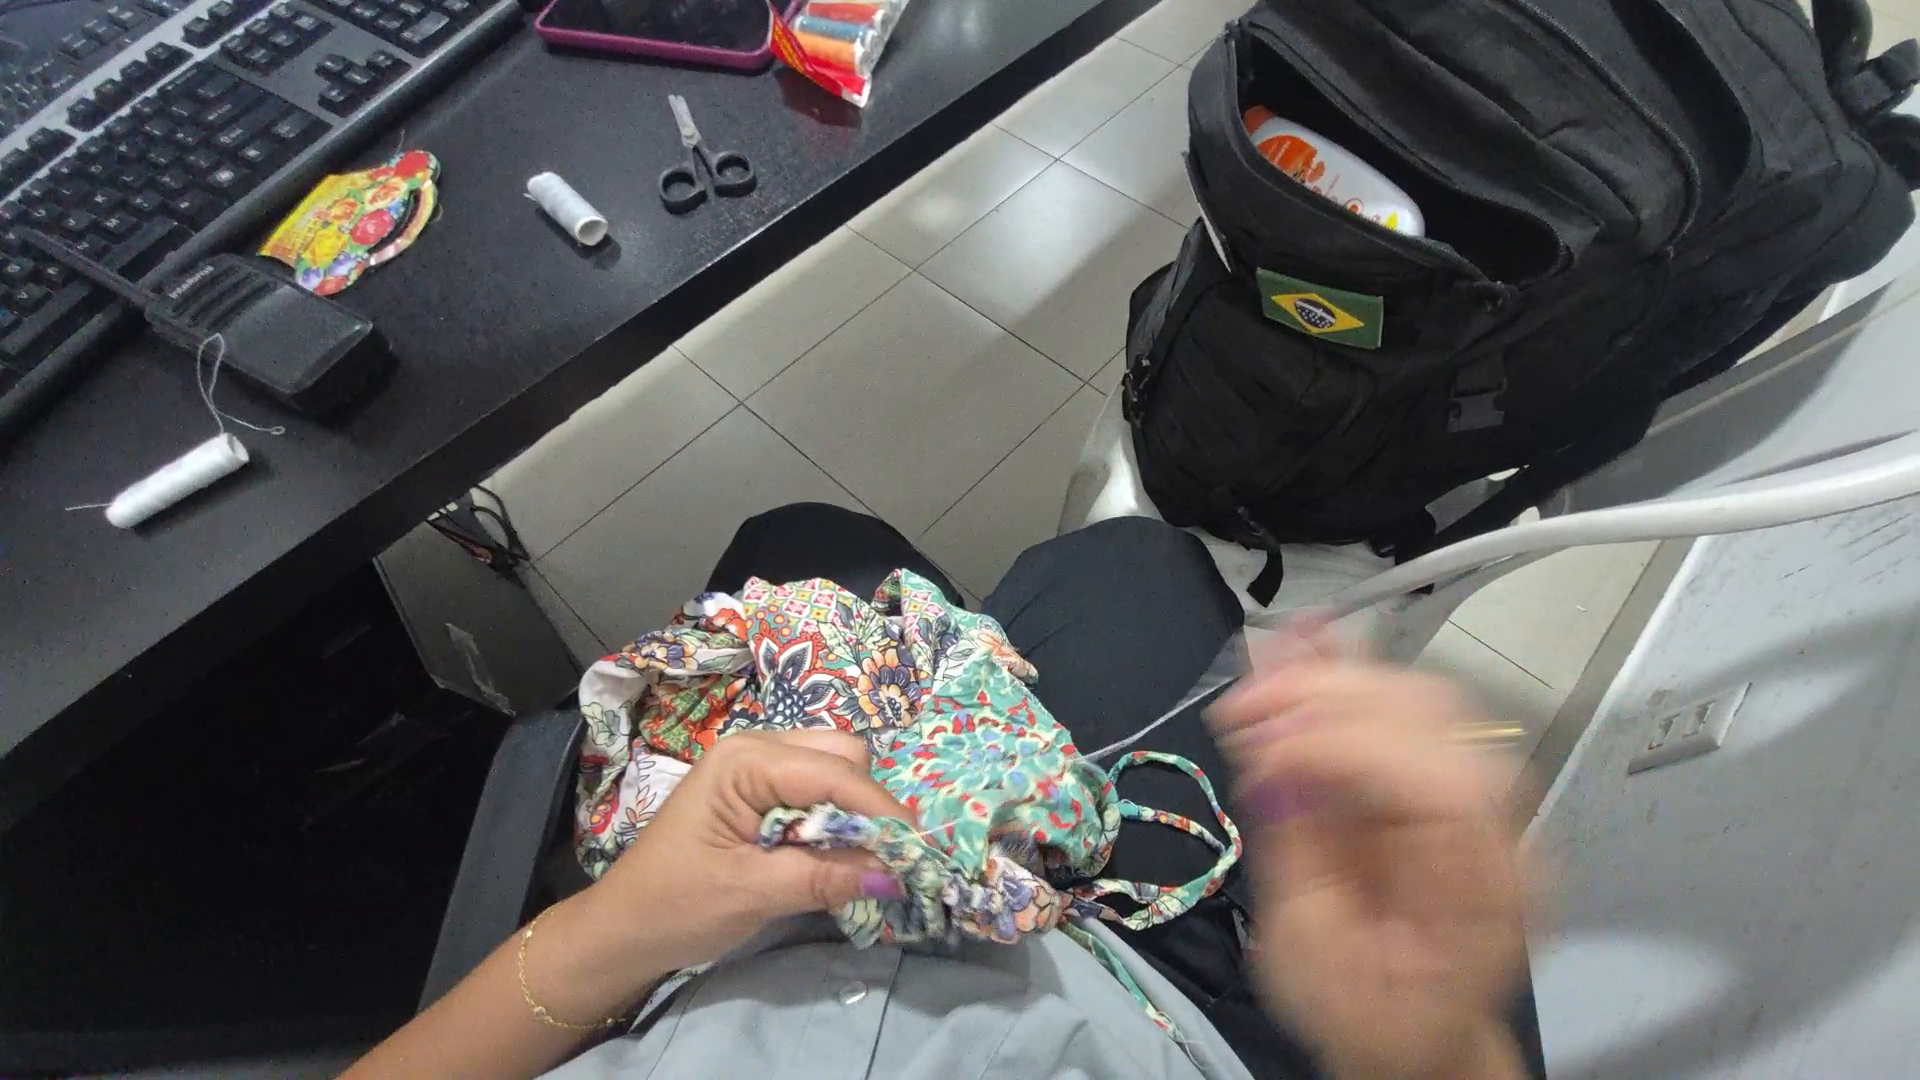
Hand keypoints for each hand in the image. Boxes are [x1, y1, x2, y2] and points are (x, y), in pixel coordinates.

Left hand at [589, 729, 916, 975]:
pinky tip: (826, 847)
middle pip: (840, 753)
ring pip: (834, 764)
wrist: (621, 928)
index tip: (915, 846)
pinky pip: (817, 784)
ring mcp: (759, 762)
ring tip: (847, 855)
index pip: (833, 772)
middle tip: (875, 854)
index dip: (878, 808)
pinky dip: (834, 813)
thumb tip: (895, 873)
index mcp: (746, 761)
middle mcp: (756, 745)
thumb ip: (825, 878)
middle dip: (866, 801)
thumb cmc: (676, 906)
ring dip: (852, 807)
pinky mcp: (762, 785)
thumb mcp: (752, 894)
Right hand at [1210, 638, 1532, 1079]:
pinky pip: (1392, 701)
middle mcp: (1497, 827)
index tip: (1264, 750)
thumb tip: (1269, 757)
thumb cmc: (1367, 1015)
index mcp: (1483, 890)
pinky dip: (1341, 668)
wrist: (1415, 1031)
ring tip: (1256, 679)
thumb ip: (1299, 848)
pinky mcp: (1431, 775)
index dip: (1344, 748)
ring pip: (1413, 696)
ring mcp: (1472, 794)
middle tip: (1244, 705)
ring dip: (1327, 676)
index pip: (1440, 786)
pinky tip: (1300, 640)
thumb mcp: (1313, 953)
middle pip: (1432, 721)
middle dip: (1326, 696)